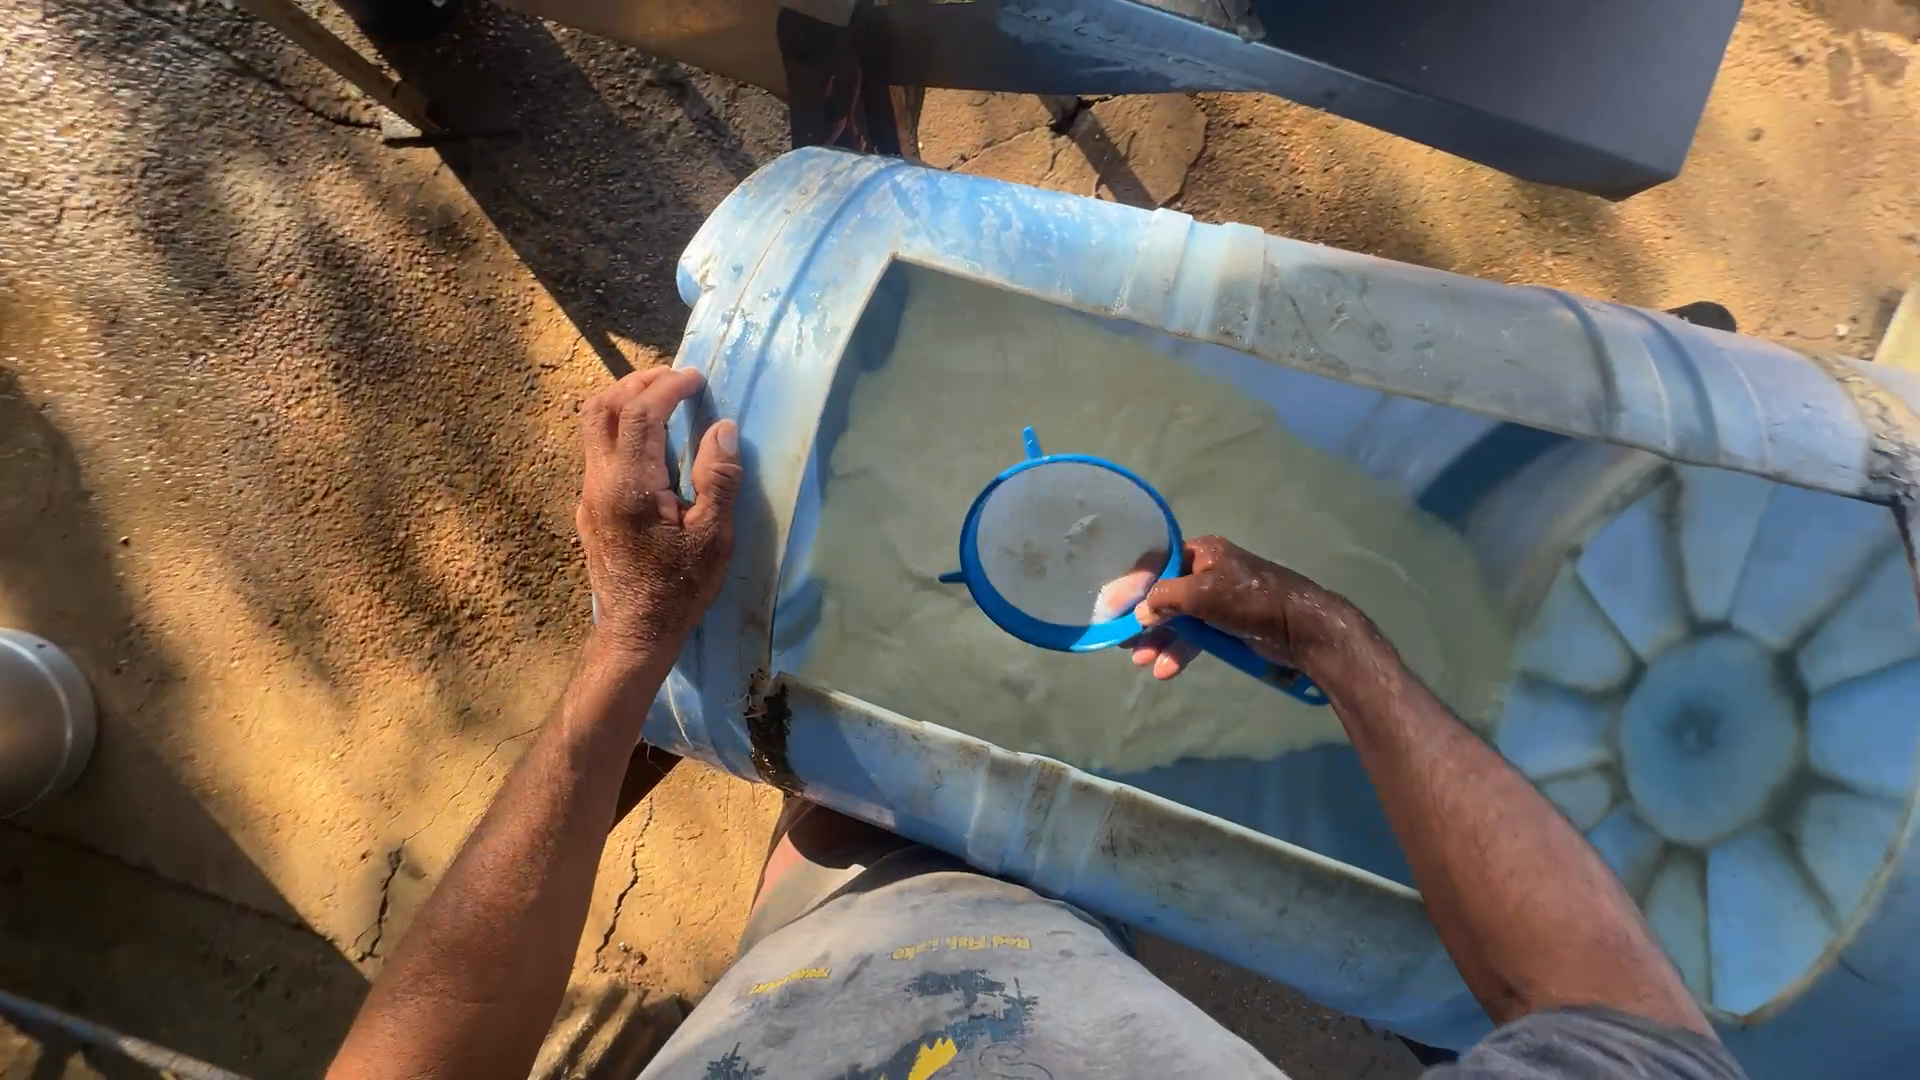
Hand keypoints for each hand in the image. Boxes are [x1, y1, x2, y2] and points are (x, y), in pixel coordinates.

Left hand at [576, 367, 742, 664]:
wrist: (636, 632)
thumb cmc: (680, 587)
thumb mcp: (714, 536)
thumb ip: (718, 479)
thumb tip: (723, 429)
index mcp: (631, 486)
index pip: (640, 414)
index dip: (668, 387)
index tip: (696, 378)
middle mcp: (599, 482)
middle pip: (600, 409)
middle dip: (636, 384)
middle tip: (674, 379)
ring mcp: (588, 496)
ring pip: (593, 430)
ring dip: (625, 405)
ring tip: (663, 402)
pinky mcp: (589, 510)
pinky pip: (599, 453)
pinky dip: (623, 431)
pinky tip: (652, 446)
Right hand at [1126, 535, 1365, 678]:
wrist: (1302, 628)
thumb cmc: (1250, 600)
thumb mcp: (1201, 592)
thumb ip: (1164, 598)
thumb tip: (1140, 613)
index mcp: (1201, 552)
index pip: (1157, 564)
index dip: (1133, 586)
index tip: (1113, 608)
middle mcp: (1206, 571)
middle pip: (1164, 595)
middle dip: (1145, 621)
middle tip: (1124, 642)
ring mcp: (1217, 599)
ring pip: (1178, 619)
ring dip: (1160, 641)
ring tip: (1142, 661)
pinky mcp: (1226, 624)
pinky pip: (1195, 635)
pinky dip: (1180, 651)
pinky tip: (1166, 669)